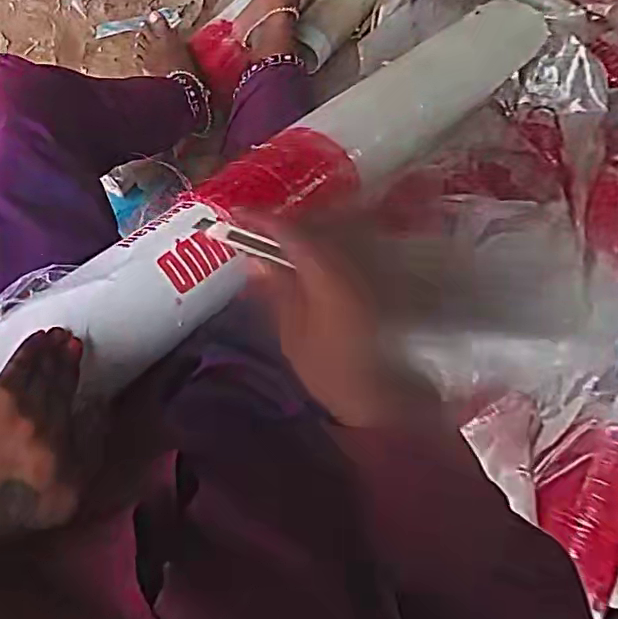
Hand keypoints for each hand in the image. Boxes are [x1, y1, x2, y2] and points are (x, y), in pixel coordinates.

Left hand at [0, 328, 95, 543]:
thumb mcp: (47, 511)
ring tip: (58, 336)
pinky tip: (36, 342)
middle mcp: (52, 436)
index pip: (93, 435)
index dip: (98, 414)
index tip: (97, 399)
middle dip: (72, 366)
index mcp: (67, 475)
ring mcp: (24, 409)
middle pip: (67, 392)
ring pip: (45, 372)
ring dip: (53, 351)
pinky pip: (21, 363)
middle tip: (75, 346)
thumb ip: (74, 475)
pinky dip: (32, 350)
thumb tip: (86, 435)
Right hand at [249, 213, 422, 427]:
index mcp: (328, 276)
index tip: (234, 215)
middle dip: (280, 222)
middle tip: (251, 227)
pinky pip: (344, 250)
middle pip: (314, 227)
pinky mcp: (378, 283)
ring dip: (301, 232)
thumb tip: (254, 258)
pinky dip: (320, 247)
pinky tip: (303, 258)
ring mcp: (371, 272)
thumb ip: (277, 290)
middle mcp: (354, 265)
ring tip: (274, 240)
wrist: (383, 403)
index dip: (260, 220)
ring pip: (332, 236)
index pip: (291, 233)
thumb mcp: (292, 334)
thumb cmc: (331, 373)